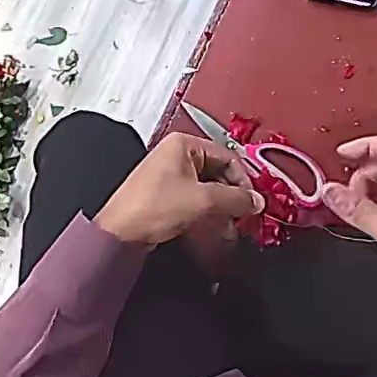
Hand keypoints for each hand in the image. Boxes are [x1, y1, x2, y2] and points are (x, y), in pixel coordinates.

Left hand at [95, 133, 264, 245]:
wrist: (120, 233)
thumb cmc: (153, 207)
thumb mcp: (202, 200)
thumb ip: (235, 198)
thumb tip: (256, 201)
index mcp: (184, 144)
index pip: (227, 156)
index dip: (244, 179)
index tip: (253, 200)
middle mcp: (177, 154)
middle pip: (219, 171)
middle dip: (233, 194)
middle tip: (246, 212)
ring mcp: (170, 173)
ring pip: (208, 185)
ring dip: (223, 204)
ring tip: (232, 222)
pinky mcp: (166, 192)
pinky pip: (196, 196)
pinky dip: (208, 209)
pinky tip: (216, 224)